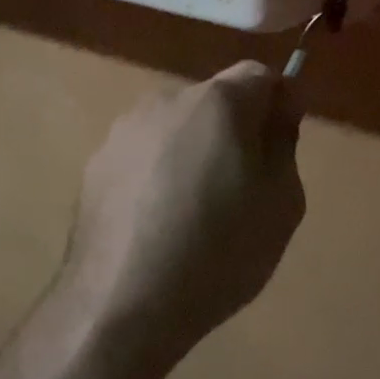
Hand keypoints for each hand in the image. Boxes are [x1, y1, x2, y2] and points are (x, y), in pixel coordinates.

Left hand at [50, 61, 304, 372]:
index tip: (284, 146)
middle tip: (244, 190)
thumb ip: (284, 143)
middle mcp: (165, 101)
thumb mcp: (281, 203)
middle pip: (213, 101)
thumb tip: (280, 107)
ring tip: (195, 215)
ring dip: (192, 153)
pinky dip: (157, 178)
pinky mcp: (94, 166)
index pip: (260, 76)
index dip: (279, 104)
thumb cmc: (218, 252)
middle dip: (234, 131)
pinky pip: (144, 158)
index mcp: (217, 102)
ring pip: (175, 129)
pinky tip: (158, 226)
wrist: (122, 303)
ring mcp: (122, 132)